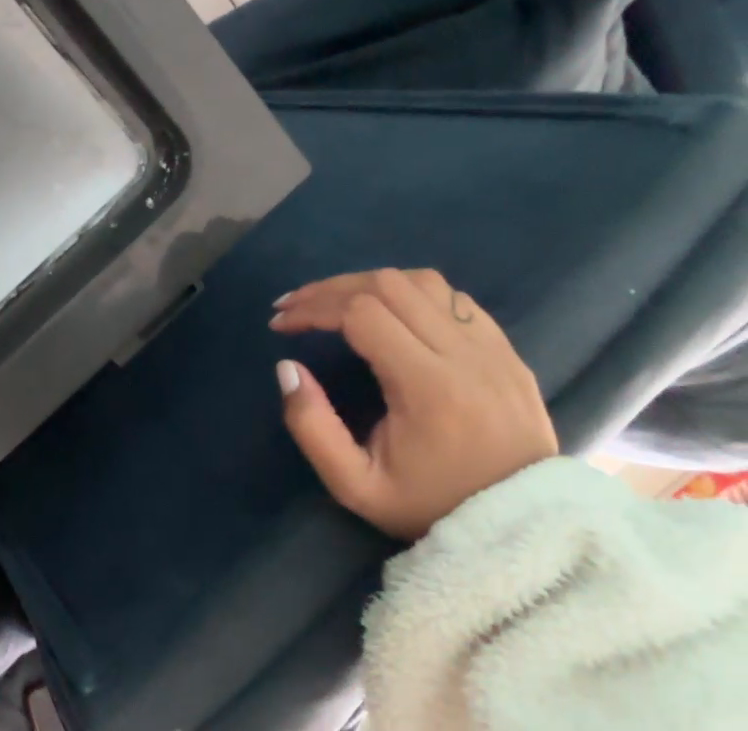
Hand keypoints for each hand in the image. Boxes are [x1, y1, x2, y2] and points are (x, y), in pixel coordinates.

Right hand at [270, 268, 558, 539]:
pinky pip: (455, 300)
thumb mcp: (353, 483)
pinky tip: (390, 316)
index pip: (361, 312)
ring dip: (372, 285)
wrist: (528, 529)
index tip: (282, 324)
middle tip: (298, 308)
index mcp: (429, 386)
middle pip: (389, 285)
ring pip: (424, 282)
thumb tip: (287, 368)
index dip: (312, 308)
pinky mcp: (509, 354)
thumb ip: (310, 425)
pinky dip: (412, 296)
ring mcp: (495, 351)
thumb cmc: (430, 505)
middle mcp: (467, 356)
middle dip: (332, 288)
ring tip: (339, 306)